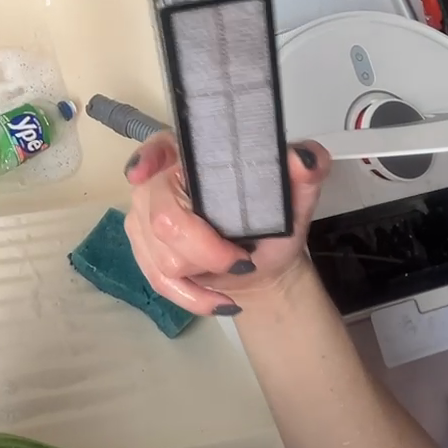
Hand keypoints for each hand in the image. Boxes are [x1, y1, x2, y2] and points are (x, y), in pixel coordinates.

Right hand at [122, 134, 331, 315]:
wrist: (259, 265)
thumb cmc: (267, 225)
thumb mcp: (293, 200)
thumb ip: (303, 174)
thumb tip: (304, 159)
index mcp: (188, 155)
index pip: (158, 147)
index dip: (147, 158)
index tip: (144, 173)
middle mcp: (157, 181)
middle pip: (163, 218)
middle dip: (205, 249)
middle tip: (241, 258)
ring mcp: (143, 215)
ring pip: (162, 255)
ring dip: (203, 273)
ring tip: (235, 270)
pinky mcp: (142, 248)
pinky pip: (157, 278)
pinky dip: (192, 296)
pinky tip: (218, 300)